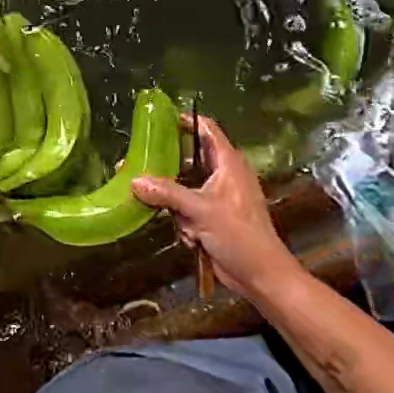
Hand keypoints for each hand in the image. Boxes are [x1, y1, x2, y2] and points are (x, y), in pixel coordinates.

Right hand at [131, 115, 306, 301]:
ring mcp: (219, 196)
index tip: (159, 120)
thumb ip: (167, 193)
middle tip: (140, 168)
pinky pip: (189, 211)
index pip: (207, 130)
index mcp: (228, 162)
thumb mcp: (200, 210)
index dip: (186, 121)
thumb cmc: (237, 232)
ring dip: (179, 207)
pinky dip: (187, 223)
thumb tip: (135, 180)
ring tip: (180, 221)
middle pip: (190, 161)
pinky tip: (192, 239)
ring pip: (185, 190)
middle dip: (169, 171)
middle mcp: (224, 174)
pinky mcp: (214, 217)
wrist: (259, 272)